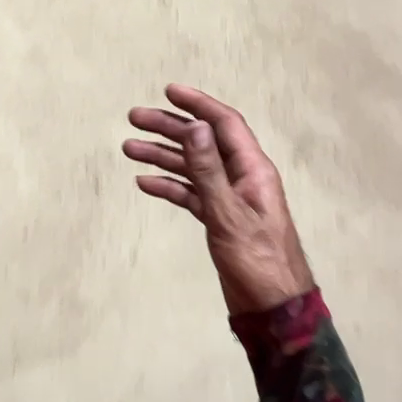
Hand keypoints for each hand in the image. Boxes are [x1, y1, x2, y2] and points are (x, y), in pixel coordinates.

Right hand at [123, 84, 314, 314]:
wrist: (273, 310)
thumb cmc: (257, 261)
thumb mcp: (229, 214)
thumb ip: (209, 170)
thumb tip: (194, 126)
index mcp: (253, 170)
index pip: (224, 124)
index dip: (197, 104)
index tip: (168, 91)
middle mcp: (241, 177)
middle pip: (201, 142)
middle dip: (168, 127)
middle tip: (133, 119)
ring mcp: (229, 198)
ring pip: (191, 166)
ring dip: (162, 155)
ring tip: (128, 148)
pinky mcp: (219, 218)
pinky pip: (189, 192)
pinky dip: (168, 186)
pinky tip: (145, 183)